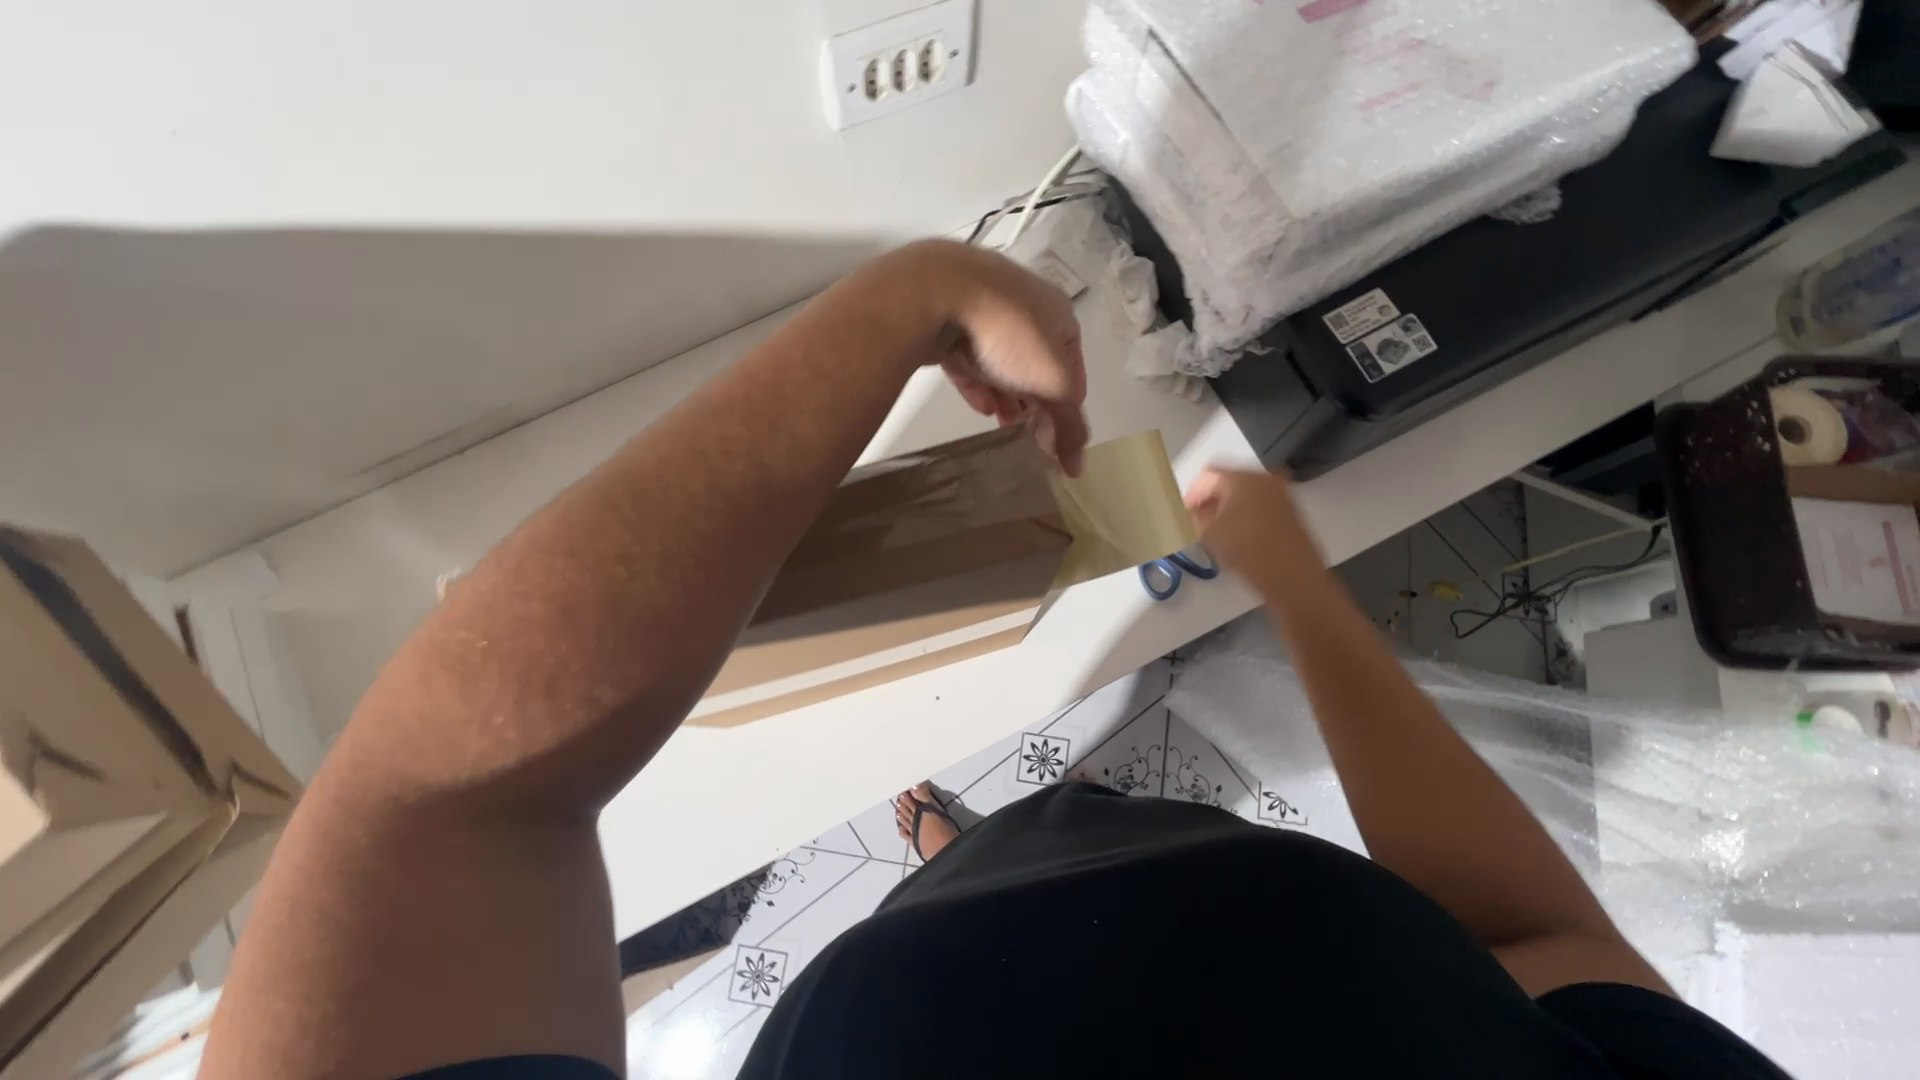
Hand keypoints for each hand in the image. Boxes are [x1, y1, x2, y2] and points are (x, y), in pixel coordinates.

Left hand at [888, 241, 1089, 475]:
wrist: (938, 292)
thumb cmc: (1011, 334)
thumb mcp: (1053, 382)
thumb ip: (1069, 425)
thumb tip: (1077, 466)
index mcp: (1059, 314)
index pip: (1074, 367)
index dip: (1068, 404)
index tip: (1055, 434)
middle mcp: (1026, 307)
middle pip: (1036, 365)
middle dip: (1034, 402)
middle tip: (1027, 435)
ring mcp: (984, 310)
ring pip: (1001, 362)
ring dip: (1006, 396)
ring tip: (1003, 427)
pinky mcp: (949, 320)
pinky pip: (968, 358)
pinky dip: (976, 384)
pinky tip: (979, 408)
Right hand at [1185, 467, 1325, 593]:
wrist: (1292, 575)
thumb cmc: (1246, 551)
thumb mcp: (1209, 534)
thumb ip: (1196, 516)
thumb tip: (1194, 510)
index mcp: (1241, 477)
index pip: (1207, 475)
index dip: (1193, 494)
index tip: (1185, 514)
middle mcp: (1263, 477)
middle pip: (1228, 480)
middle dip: (1212, 499)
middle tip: (1200, 520)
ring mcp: (1281, 492)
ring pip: (1245, 492)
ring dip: (1229, 506)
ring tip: (1219, 529)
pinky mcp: (1291, 508)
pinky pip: (1260, 502)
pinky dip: (1247, 512)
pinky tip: (1240, 533)